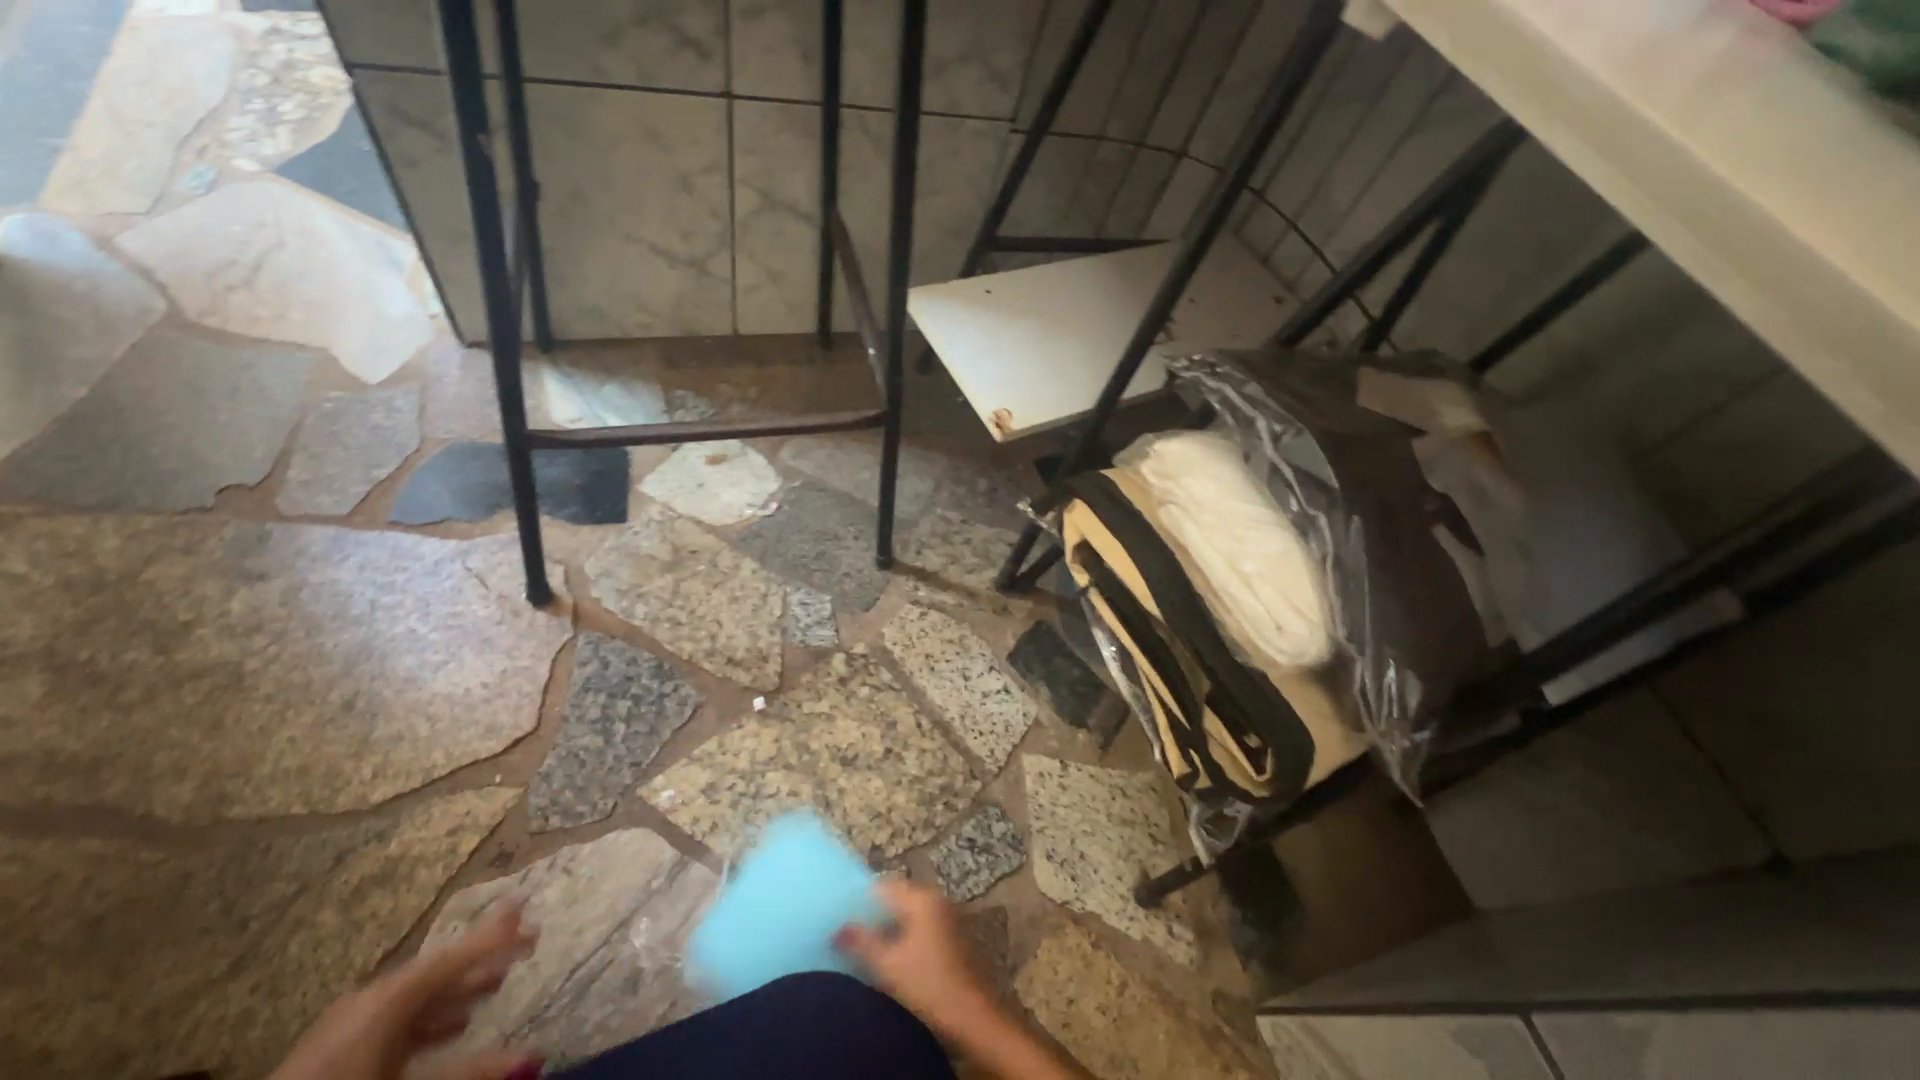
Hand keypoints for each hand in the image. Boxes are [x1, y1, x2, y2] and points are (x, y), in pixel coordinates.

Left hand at [268, 903, 541, 1079]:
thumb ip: (470, 1071)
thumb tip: (536, 1055)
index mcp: (388, 999)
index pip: (453, 957)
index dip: (493, 934)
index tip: (526, 907)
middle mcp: (371, 1000)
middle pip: (438, 972)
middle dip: (484, 960)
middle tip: (528, 945)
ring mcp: (352, 1022)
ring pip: (419, 996)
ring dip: (460, 990)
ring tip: (497, 985)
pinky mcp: (342, 1046)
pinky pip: (401, 1018)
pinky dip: (433, 1017)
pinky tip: (452, 1027)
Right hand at [835, 879, 995, 1039]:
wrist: (973, 1018)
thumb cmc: (928, 986)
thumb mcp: (887, 965)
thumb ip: (860, 941)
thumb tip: (837, 929)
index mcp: (922, 899)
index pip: (882, 887)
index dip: (858, 901)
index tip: (837, 918)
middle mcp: (938, 902)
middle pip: (896, 901)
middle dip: (872, 918)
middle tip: (845, 935)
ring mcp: (948, 920)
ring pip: (908, 918)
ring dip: (887, 931)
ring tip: (861, 950)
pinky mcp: (953, 941)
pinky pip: (920, 931)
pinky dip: (903, 941)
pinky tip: (888, 961)